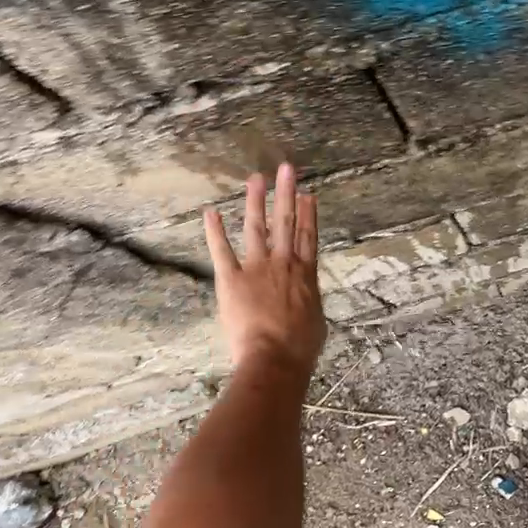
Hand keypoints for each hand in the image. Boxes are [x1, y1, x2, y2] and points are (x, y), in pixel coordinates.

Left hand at [201, 164, 324, 373]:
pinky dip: (214, 231)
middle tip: (286, 169)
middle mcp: (284, 264)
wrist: (276, 358)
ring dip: (256, 201)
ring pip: (257, 228)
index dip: (308, 214)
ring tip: (256, 178)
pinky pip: (221, 250)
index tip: (306, 194)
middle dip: (286, 193)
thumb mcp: (316, 322)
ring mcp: (257, 269)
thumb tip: (307, 301)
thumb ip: (309, 303)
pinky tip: (210, 211)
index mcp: (306, 275)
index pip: (308, 237)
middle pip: (287, 222)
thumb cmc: (300, 347)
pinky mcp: (231, 279)